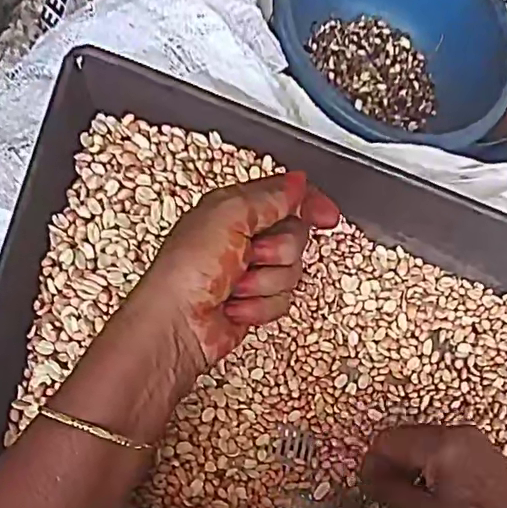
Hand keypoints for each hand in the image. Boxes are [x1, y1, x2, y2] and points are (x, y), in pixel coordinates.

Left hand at [127, 170, 340, 375]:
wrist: (178, 323)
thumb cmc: (189, 270)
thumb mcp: (229, 215)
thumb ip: (269, 197)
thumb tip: (298, 183)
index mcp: (235, 210)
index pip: (284, 199)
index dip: (309, 205)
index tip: (328, 216)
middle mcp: (244, 240)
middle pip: (295, 239)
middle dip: (279, 251)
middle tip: (253, 256)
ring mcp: (251, 275)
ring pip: (291, 274)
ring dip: (265, 283)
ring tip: (236, 287)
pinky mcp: (255, 305)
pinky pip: (282, 302)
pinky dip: (260, 307)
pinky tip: (235, 309)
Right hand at [360, 425, 506, 507]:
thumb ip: (390, 490)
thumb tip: (370, 479)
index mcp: (440, 447)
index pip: (388, 441)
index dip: (372, 463)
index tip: (366, 483)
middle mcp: (456, 433)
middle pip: (405, 436)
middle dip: (389, 461)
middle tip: (380, 489)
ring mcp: (472, 438)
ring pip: (422, 440)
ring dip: (408, 462)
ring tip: (405, 493)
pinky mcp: (481, 448)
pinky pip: (442, 446)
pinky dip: (427, 462)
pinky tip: (428, 488)